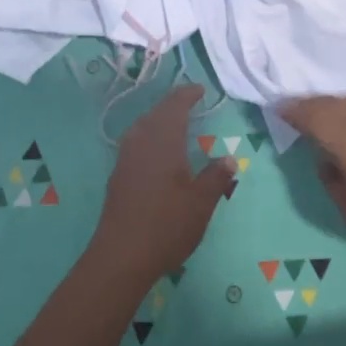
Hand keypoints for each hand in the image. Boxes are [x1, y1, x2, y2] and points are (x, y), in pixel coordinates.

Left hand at [88, 84, 234, 284]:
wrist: (121, 256)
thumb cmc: (166, 225)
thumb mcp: (201, 202)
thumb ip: (215, 177)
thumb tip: (227, 158)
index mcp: (164, 141)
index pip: (175, 106)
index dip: (187, 95)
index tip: (201, 90)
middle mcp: (141, 142)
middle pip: (156, 113)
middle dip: (173, 105)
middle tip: (190, 103)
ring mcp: (125, 159)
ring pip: (142, 127)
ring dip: (158, 120)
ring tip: (174, 123)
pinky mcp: (118, 176)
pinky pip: (135, 143)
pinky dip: (148, 137)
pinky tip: (156, 152)